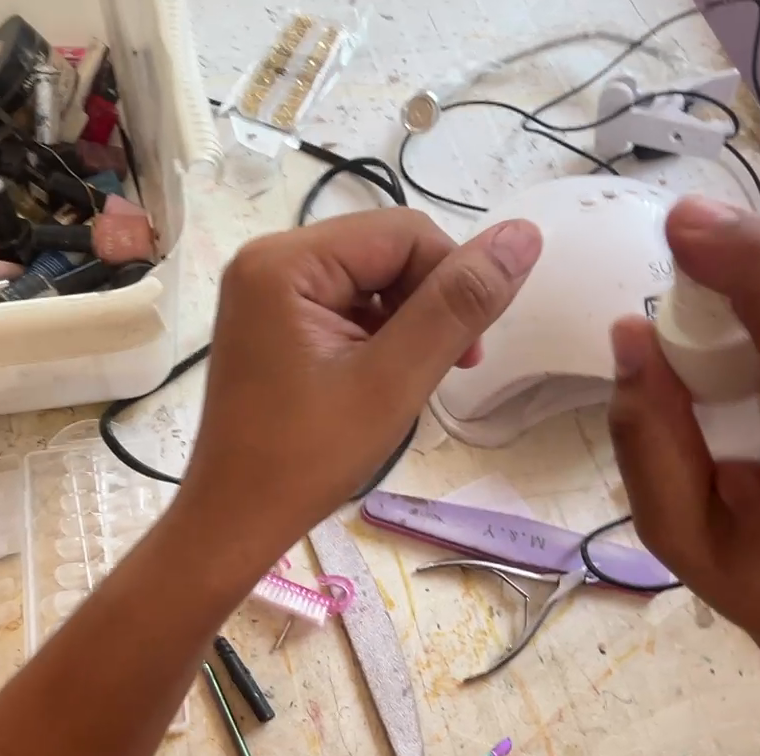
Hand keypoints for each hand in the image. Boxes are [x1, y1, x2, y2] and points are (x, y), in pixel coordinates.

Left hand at [180, 208, 542, 557]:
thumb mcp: (394, 379)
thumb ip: (458, 305)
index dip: (451, 281)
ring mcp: (260, 296)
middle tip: (445, 370)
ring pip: (365, 283)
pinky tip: (378, 381)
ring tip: (406, 383)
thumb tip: (523, 234)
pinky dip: (371, 339)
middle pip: (381, 253)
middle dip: (425, 306)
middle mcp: (265, 263)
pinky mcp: (266, 326)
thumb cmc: (308, 458)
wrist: (236, 518)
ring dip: (403, 325)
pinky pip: (338, 309)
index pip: (403, 233)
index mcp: (283, 262)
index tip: (469, 350)